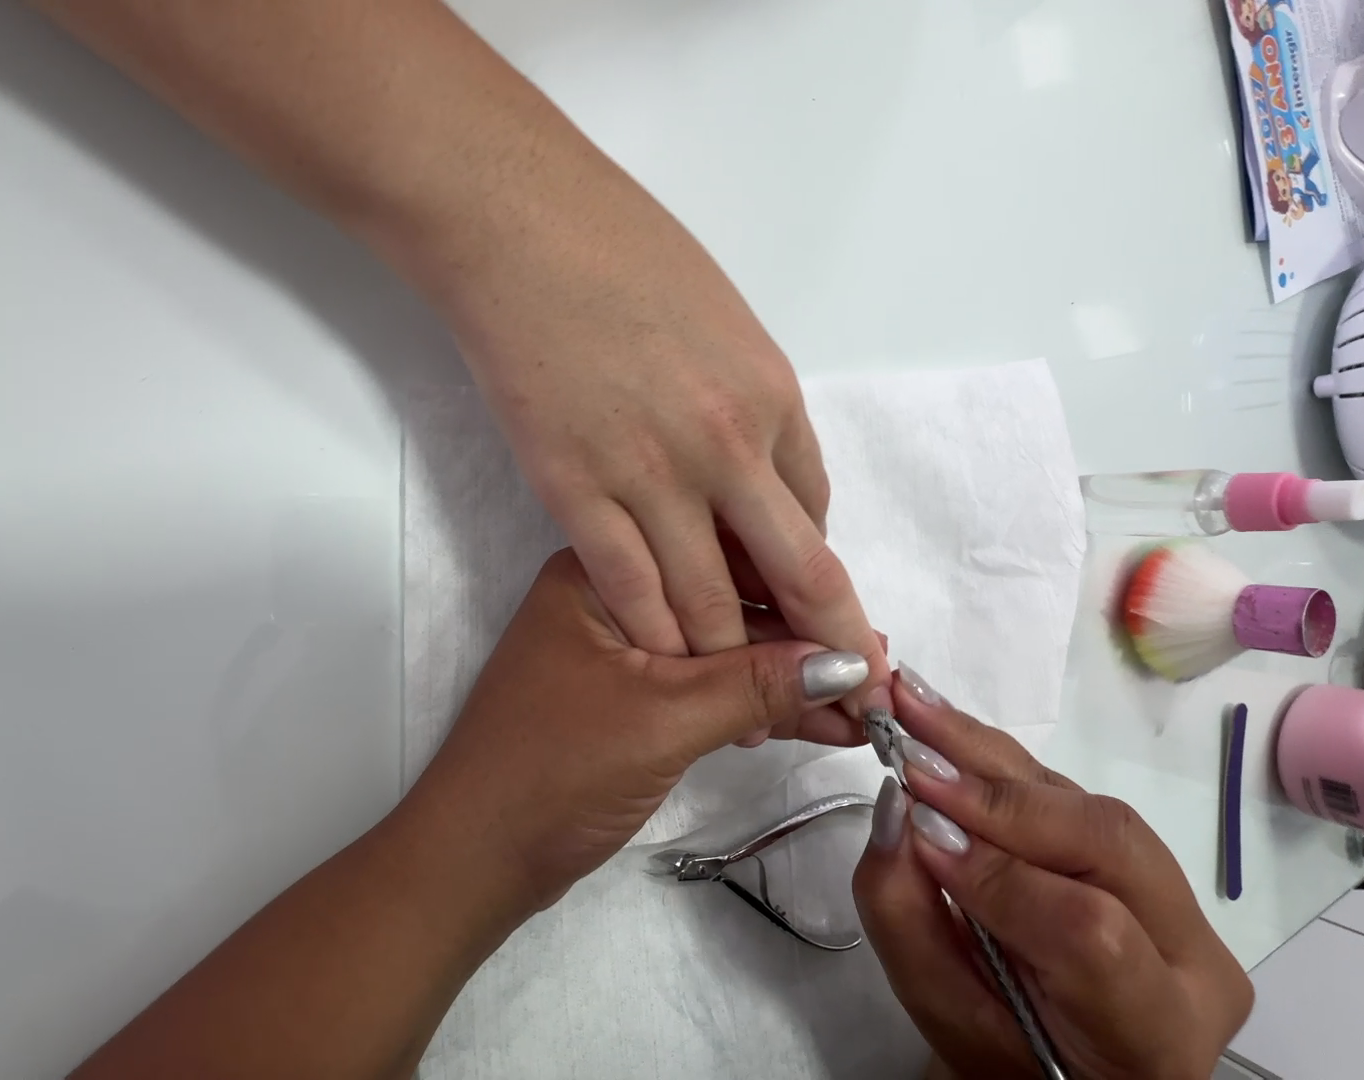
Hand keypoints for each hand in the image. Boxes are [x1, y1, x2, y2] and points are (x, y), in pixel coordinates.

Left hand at [407, 549, 872, 911]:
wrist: (474, 859)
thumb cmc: (553, 770)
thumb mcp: (660, 719)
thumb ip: (755, 685)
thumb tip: (852, 661)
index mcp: (605, 571)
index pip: (719, 559)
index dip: (798, 596)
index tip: (869, 634)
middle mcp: (619, 595)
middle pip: (729, 604)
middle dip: (804, 642)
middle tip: (879, 672)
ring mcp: (626, 649)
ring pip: (725, 651)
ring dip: (790, 681)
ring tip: (864, 705)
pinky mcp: (635, 697)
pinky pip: (709, 688)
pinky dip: (758, 707)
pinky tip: (818, 723)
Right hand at [445, 190, 888, 718]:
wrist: (518, 226)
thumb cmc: (619, 252)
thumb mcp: (720, 320)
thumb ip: (748, 405)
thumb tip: (759, 477)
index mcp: (771, 396)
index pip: (813, 513)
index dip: (817, 574)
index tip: (813, 607)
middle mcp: (728, 446)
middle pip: (796, 572)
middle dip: (827, 644)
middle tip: (845, 695)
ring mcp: (652, 475)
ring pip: (712, 602)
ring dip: (735, 660)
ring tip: (748, 706)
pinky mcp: (576, 494)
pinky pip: (634, 592)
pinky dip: (661, 642)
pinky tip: (672, 671)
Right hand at [853, 666, 1252, 1079]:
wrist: (1060, 1056)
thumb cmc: (996, 1055)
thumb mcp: (941, 1009)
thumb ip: (906, 913)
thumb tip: (893, 805)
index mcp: (1152, 1029)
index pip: (1087, 930)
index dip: (997, 872)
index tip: (913, 823)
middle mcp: (1192, 954)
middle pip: (1104, 839)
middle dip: (990, 788)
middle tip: (903, 741)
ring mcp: (1178, 898)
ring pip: (1085, 800)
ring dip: (986, 750)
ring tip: (910, 702)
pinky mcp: (1141, 855)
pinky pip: (1066, 791)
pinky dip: (994, 755)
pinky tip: (941, 722)